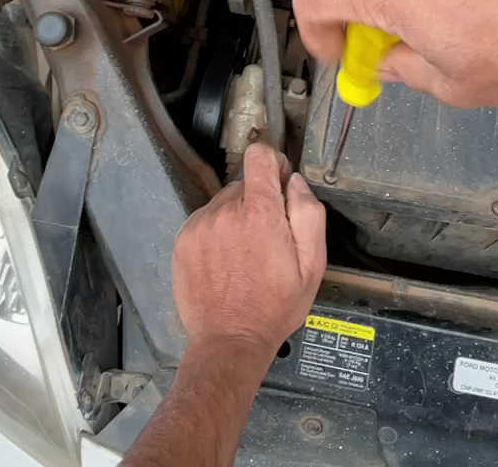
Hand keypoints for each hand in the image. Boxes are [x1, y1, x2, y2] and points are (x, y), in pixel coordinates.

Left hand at [172, 143, 326, 362]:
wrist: (229, 341)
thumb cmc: (274, 307)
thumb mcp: (312, 264)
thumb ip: (308, 212)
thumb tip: (295, 182)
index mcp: (260, 213)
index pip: (260, 156)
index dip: (274, 165)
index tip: (279, 184)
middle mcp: (226, 212)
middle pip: (245, 183)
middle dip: (259, 202)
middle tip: (267, 237)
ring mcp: (201, 225)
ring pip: (225, 201)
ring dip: (237, 217)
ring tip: (245, 254)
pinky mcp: (184, 239)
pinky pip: (207, 219)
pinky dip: (218, 231)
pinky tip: (227, 260)